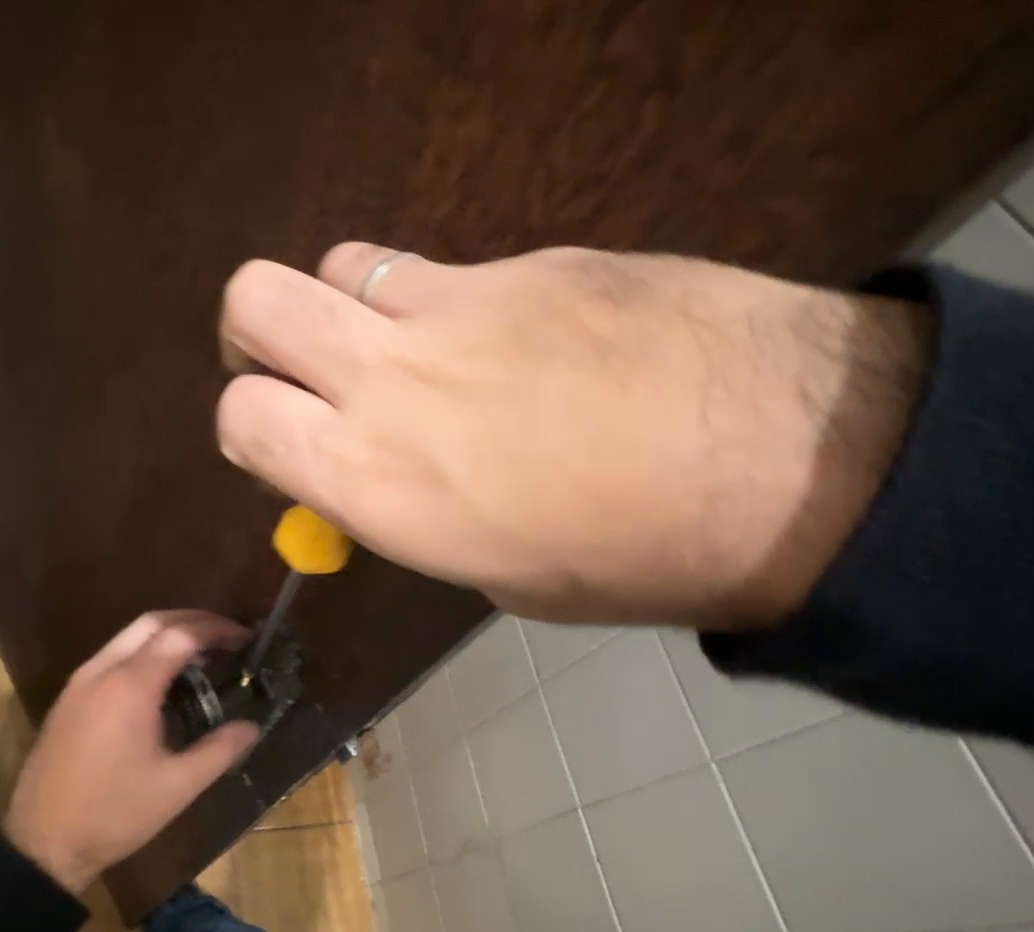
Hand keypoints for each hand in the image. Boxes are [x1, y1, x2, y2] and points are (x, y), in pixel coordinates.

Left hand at [3, 611, 260, 892]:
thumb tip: (251, 727)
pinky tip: (162, 682)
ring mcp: (80, 682)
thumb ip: (219, 750)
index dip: (217, 629)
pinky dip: (142, 654)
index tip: (246, 638)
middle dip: (192, 621)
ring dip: (166, 636)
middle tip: (227, 636)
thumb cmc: (114, 814)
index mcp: (130, 686)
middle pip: (151, 623)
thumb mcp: (177, 787)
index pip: (180, 634)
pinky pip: (110, 658)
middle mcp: (101, 671)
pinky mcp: (69, 699)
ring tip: (202, 657)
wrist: (42, 842)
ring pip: (127, 637)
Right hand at [216, 244, 933, 628]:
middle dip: (256, 335)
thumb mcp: (488, 570)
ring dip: (349, 307)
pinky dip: (452, 305)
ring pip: (343, 263)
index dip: (248, 426)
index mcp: (376, 478)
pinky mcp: (532, 259)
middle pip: (255, 300)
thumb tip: (378, 472)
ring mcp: (461, 303)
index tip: (284, 443)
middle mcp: (393, 378)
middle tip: (297, 368)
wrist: (791, 465)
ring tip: (410, 349)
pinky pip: (450, 271)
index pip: (242, 416)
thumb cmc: (628, 560)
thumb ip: (406, 506)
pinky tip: (522, 343)